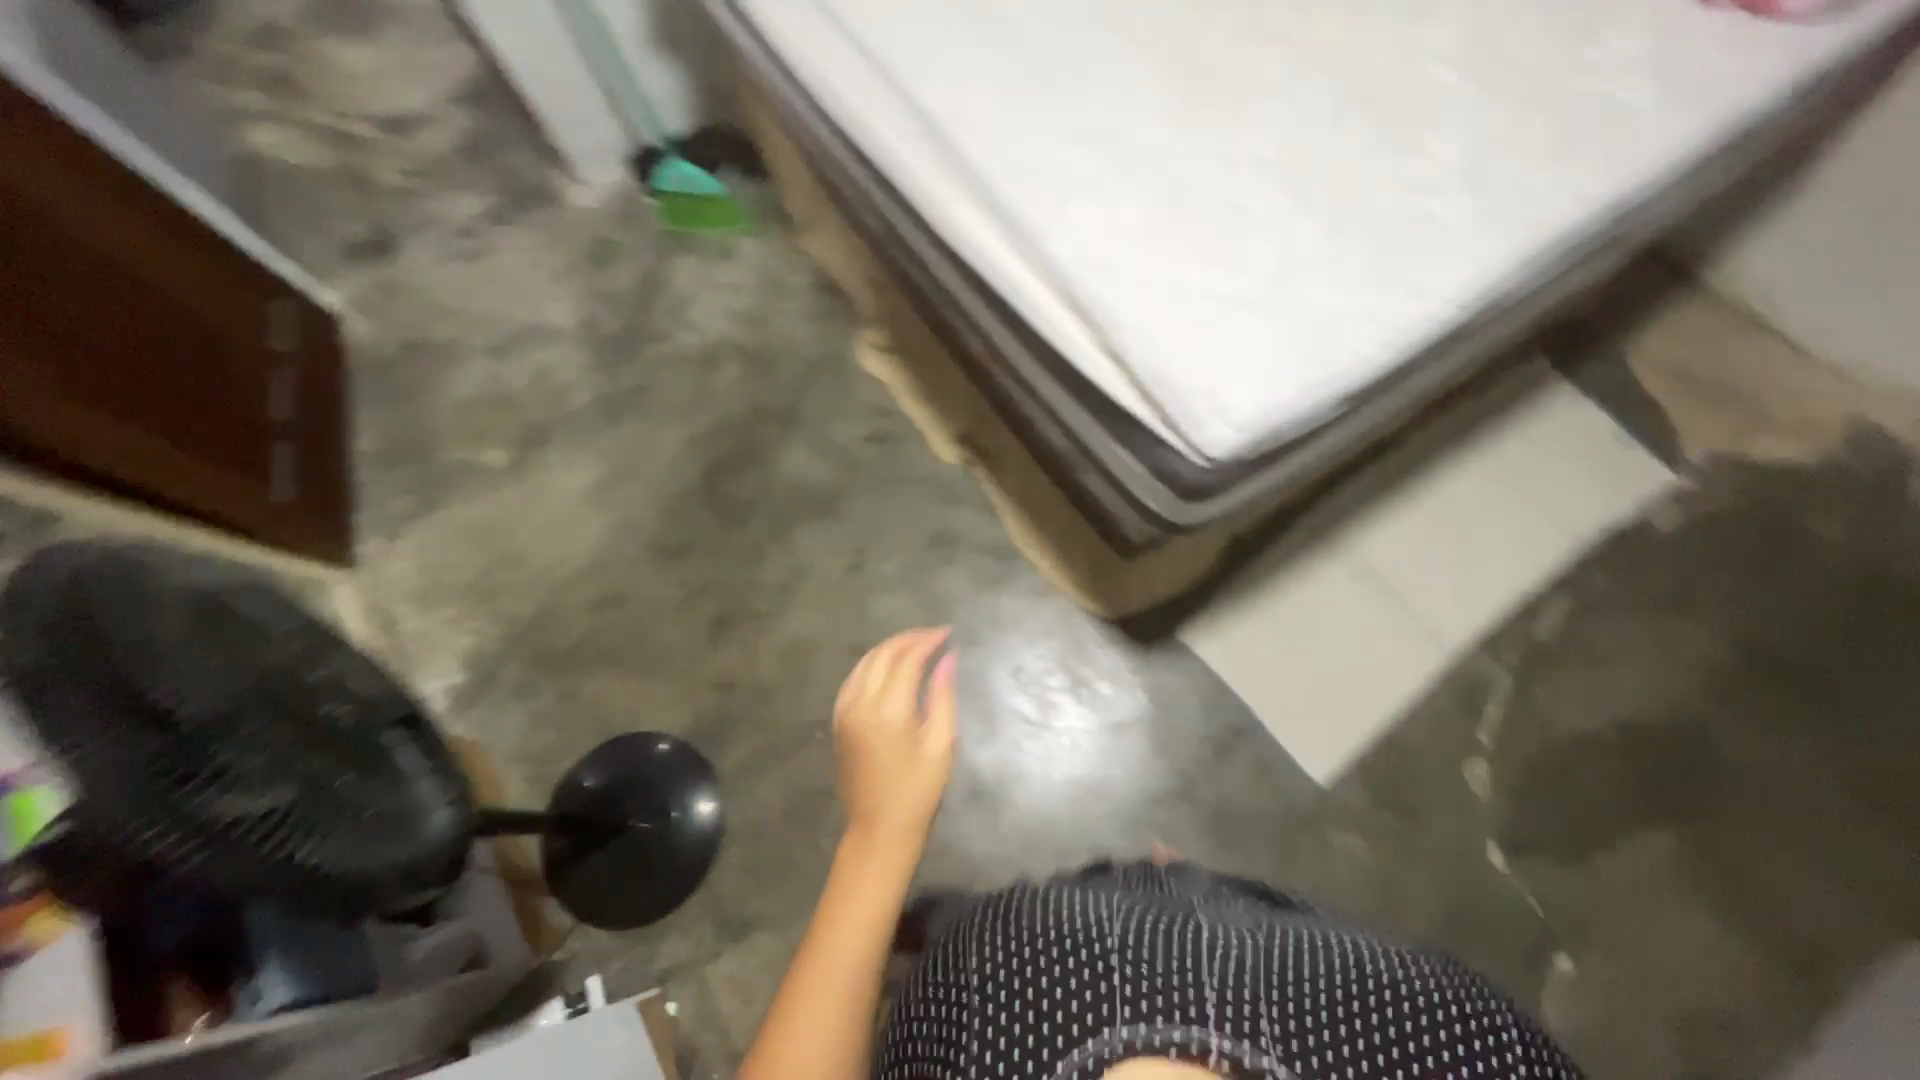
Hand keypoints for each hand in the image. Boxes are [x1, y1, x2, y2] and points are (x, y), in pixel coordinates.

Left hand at [833, 627, 957, 849]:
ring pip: (864, 663)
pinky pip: (853, 680)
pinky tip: (887, 666)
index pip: (907, 659)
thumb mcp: (941, 744)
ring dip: (889, 648)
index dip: (928, 641)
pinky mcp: (838, 721)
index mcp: (889, 709)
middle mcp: (861, 703)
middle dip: (909, 639)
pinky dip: (871, 665)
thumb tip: (949, 658)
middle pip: (883, 655)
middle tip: (935, 636)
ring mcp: (844, 711)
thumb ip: (943, 696)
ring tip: (915, 645)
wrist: (880, 828)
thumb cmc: (919, 790)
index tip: (948, 633)